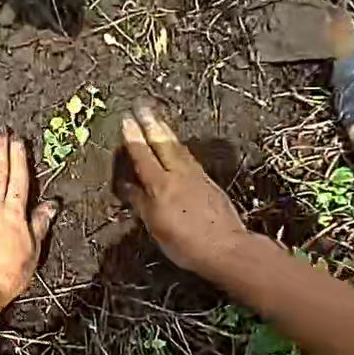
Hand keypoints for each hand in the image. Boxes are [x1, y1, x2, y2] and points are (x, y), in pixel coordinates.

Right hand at [117, 100, 254, 276]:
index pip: (143, 156)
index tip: (126, 120)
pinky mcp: (208, 182)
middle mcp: (178, 175)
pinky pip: (189, 157)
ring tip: (158, 120)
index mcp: (160, 186)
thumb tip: (128, 186)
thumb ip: (141, 203)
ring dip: (166, 132)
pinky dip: (179, 147)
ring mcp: (196, 176)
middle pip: (162, 143)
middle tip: (142, 106)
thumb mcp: (156, 226)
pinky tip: (178, 147)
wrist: (226, 248)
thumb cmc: (186, 243)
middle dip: (151, 124)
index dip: (133, 138)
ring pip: (178, 148)